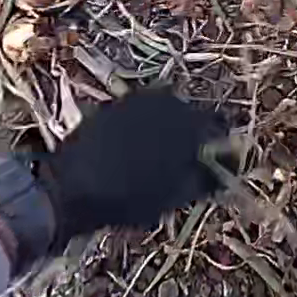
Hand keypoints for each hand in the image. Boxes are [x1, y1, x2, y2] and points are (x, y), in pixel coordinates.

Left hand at [33, 89, 229, 243]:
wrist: (67, 190)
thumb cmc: (127, 198)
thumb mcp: (175, 195)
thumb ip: (206, 179)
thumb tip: (228, 172)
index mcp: (188, 122)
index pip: (218, 121)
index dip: (219, 138)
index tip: (216, 153)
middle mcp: (168, 101)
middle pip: (192, 112)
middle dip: (193, 130)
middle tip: (186, 156)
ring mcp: (139, 99)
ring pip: (166, 109)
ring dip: (168, 125)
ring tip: (158, 151)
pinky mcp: (115, 103)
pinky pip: (140, 110)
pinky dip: (144, 124)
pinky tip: (134, 145)